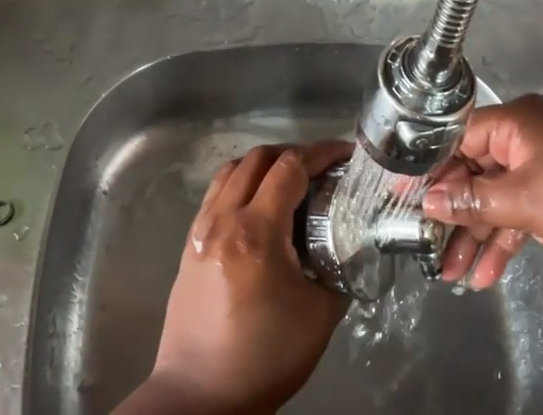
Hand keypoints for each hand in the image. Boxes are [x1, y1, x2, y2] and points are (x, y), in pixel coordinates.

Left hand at [123, 141, 351, 414]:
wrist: (201, 394)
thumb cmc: (265, 356)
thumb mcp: (320, 313)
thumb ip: (340, 267)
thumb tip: (353, 243)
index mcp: (256, 233)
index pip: (290, 167)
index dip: (321, 153)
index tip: (345, 154)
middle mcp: (223, 220)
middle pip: (258, 159)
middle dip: (294, 153)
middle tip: (323, 166)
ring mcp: (200, 230)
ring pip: (231, 171)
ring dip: (264, 165)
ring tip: (291, 180)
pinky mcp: (189, 244)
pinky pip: (216, 194)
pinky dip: (241, 184)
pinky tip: (261, 205)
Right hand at [421, 94, 542, 288]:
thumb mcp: (525, 203)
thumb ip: (473, 201)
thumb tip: (427, 200)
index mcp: (520, 120)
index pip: (460, 136)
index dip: (432, 167)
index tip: (405, 197)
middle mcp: (530, 133)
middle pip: (477, 168)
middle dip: (453, 211)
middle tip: (427, 246)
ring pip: (498, 194)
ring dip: (476, 233)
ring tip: (451, 274)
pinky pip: (522, 207)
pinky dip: (506, 235)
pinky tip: (486, 275)